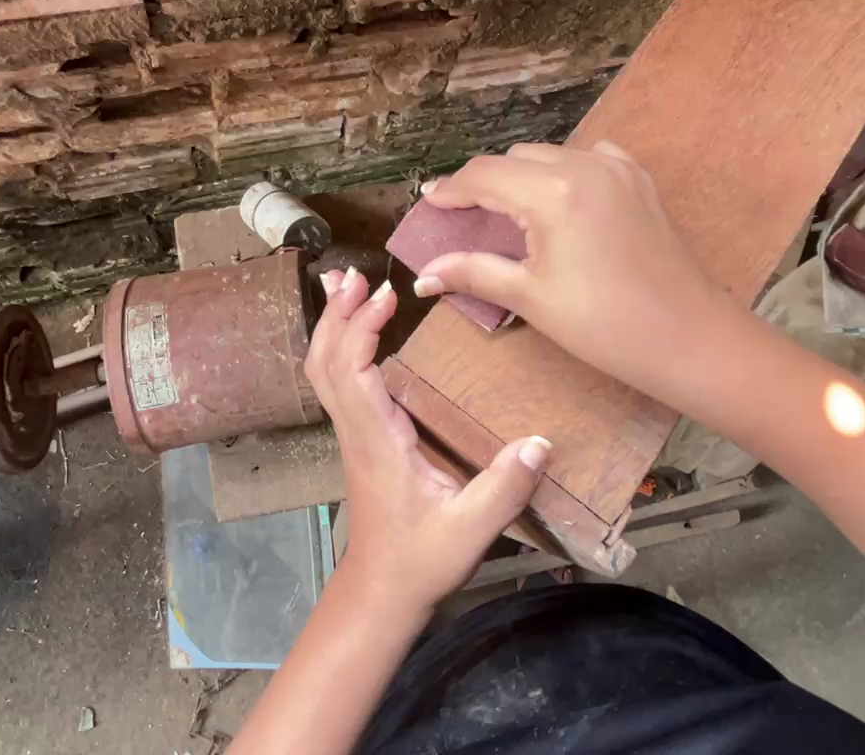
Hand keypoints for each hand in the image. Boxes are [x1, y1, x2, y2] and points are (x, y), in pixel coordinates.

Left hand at [307, 267, 550, 611]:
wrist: (382, 590)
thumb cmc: (420, 561)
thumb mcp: (470, 531)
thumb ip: (504, 489)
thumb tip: (539, 442)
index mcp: (376, 441)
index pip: (352, 372)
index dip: (360, 327)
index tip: (386, 294)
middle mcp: (357, 429)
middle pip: (325, 361)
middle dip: (336, 313)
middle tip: (354, 273)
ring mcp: (354, 432)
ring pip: (325, 369)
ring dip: (333, 324)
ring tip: (347, 285)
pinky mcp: (361, 436)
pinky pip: (339, 380)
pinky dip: (342, 344)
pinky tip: (358, 328)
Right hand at [412, 140, 735, 405]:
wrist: (687, 336)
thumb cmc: (603, 324)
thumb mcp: (531, 297)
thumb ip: (474, 273)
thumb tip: (423, 276)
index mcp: (552, 192)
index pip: (484, 176)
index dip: (451, 189)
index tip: (429, 202)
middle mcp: (584, 164)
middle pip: (514, 159)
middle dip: (484, 182)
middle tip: (464, 214)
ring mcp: (616, 167)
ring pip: (549, 154)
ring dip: (521, 174)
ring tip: (506, 209)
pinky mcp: (638, 179)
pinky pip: (588, 157)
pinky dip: (562, 170)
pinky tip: (558, 198)